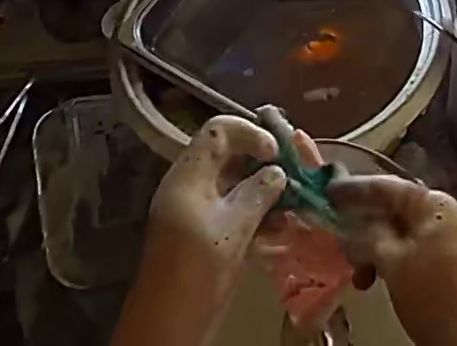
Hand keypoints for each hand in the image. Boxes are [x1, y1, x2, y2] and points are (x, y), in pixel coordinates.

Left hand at [111, 116, 287, 345]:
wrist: (164, 334)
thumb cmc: (195, 274)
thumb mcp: (233, 230)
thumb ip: (258, 193)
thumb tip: (278, 171)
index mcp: (188, 176)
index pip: (219, 130)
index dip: (250, 133)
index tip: (276, 152)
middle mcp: (190, 185)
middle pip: (229, 154)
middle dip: (263, 160)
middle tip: (293, 171)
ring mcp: (195, 210)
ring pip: (235, 182)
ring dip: (265, 188)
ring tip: (293, 202)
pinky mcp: (204, 234)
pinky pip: (233, 208)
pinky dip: (257, 212)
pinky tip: (281, 229)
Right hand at [327, 175, 456, 345]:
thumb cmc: (434, 294)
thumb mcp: (394, 263)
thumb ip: (369, 238)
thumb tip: (349, 227)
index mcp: (432, 203)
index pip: (387, 186)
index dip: (355, 188)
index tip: (327, 191)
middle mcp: (440, 213)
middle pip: (392, 209)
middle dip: (362, 223)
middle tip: (335, 236)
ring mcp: (444, 239)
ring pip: (397, 234)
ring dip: (372, 249)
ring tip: (358, 275)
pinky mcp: (443, 266)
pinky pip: (406, 252)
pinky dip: (387, 262)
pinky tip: (373, 281)